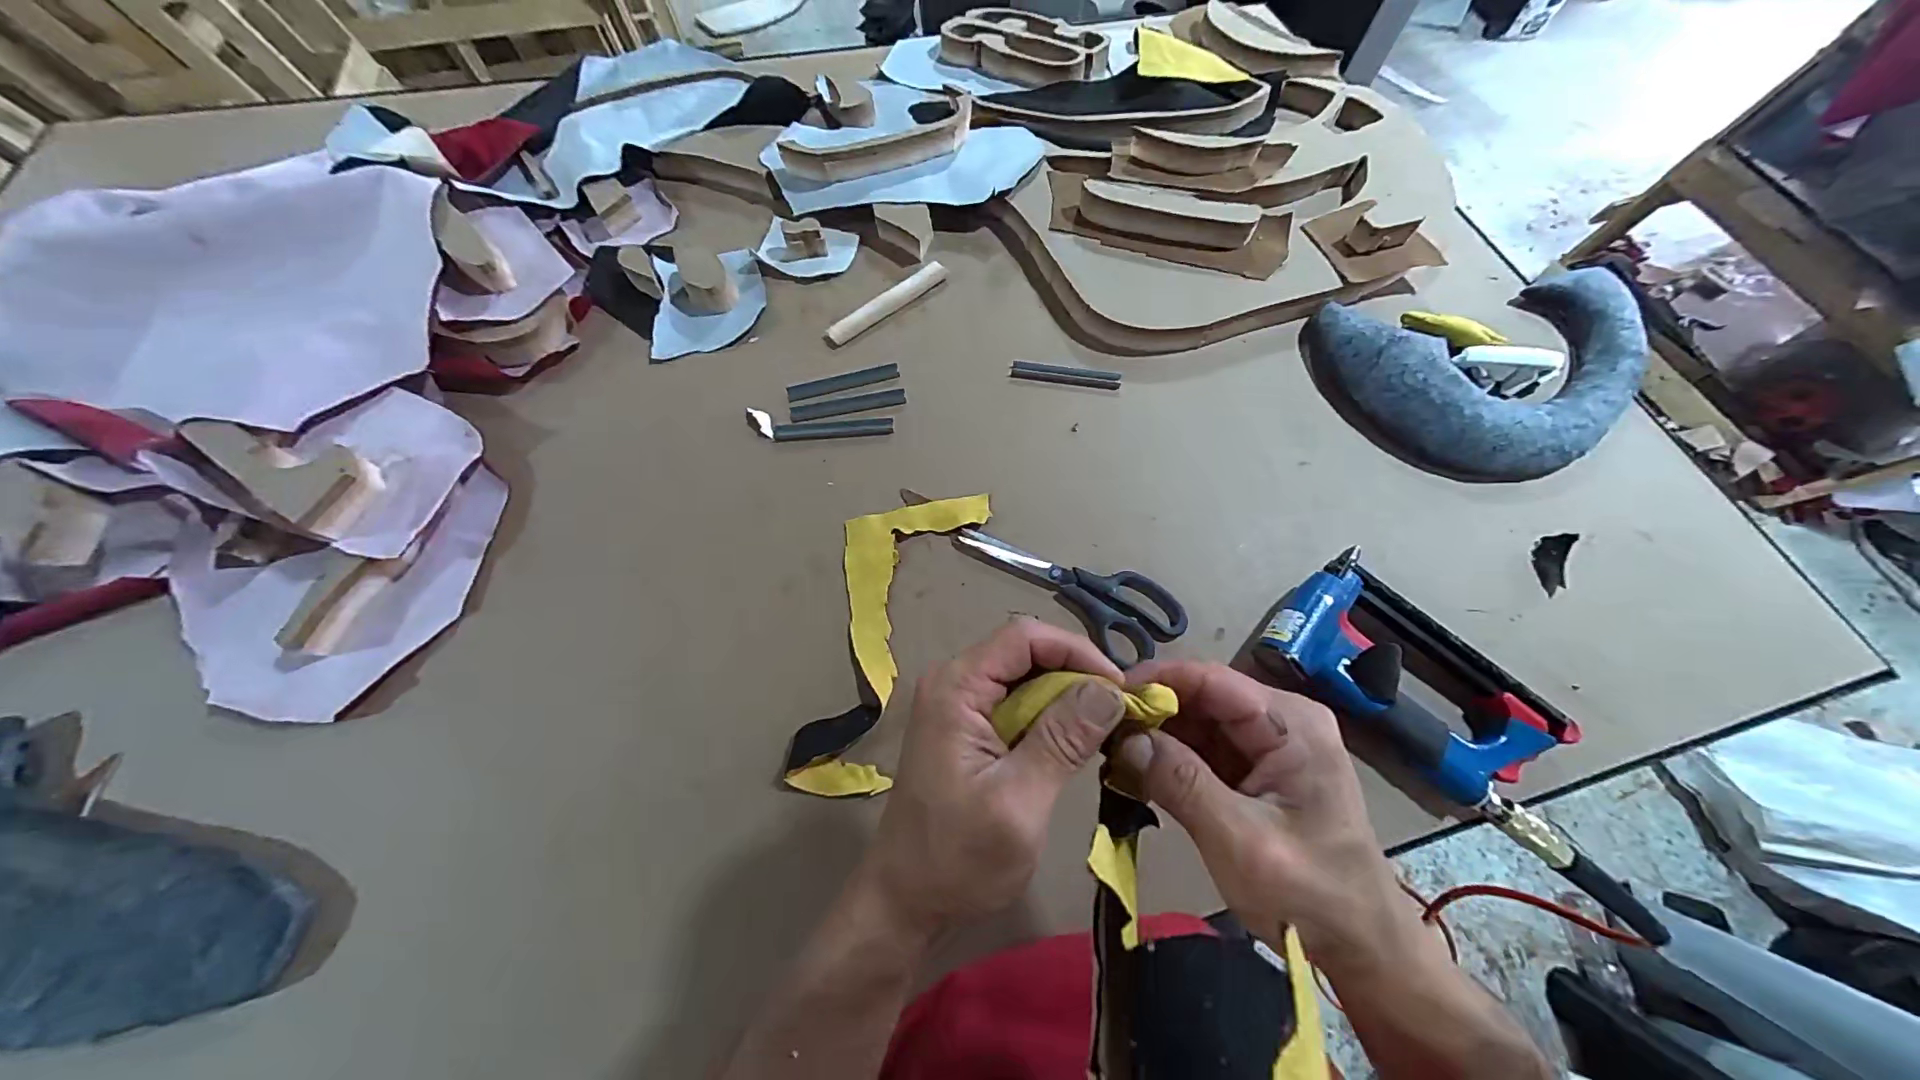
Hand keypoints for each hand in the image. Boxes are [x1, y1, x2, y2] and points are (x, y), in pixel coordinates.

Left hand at [861, 618, 1126, 934]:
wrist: (906, 900)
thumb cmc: (956, 859)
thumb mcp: (1018, 802)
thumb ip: (1062, 740)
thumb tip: (1111, 690)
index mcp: (955, 688)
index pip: (1024, 637)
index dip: (1076, 652)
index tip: (1119, 688)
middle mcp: (953, 683)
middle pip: (1026, 653)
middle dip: (1077, 674)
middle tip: (1122, 711)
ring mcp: (957, 705)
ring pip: (1025, 677)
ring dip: (1067, 696)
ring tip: (1108, 726)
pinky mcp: (967, 728)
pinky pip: (1016, 703)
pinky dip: (1050, 716)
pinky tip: (1077, 741)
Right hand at [1116, 660, 1406, 962]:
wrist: (1361, 948)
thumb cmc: (1311, 895)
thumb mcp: (1240, 840)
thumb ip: (1181, 784)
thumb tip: (1124, 738)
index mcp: (1290, 724)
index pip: (1211, 679)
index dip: (1156, 680)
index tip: (1105, 694)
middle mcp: (1279, 721)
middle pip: (1200, 697)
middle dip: (1151, 710)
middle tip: (1099, 730)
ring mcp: (1266, 745)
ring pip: (1195, 721)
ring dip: (1154, 735)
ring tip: (1108, 750)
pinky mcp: (1252, 769)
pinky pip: (1200, 749)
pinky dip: (1167, 758)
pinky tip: (1133, 770)